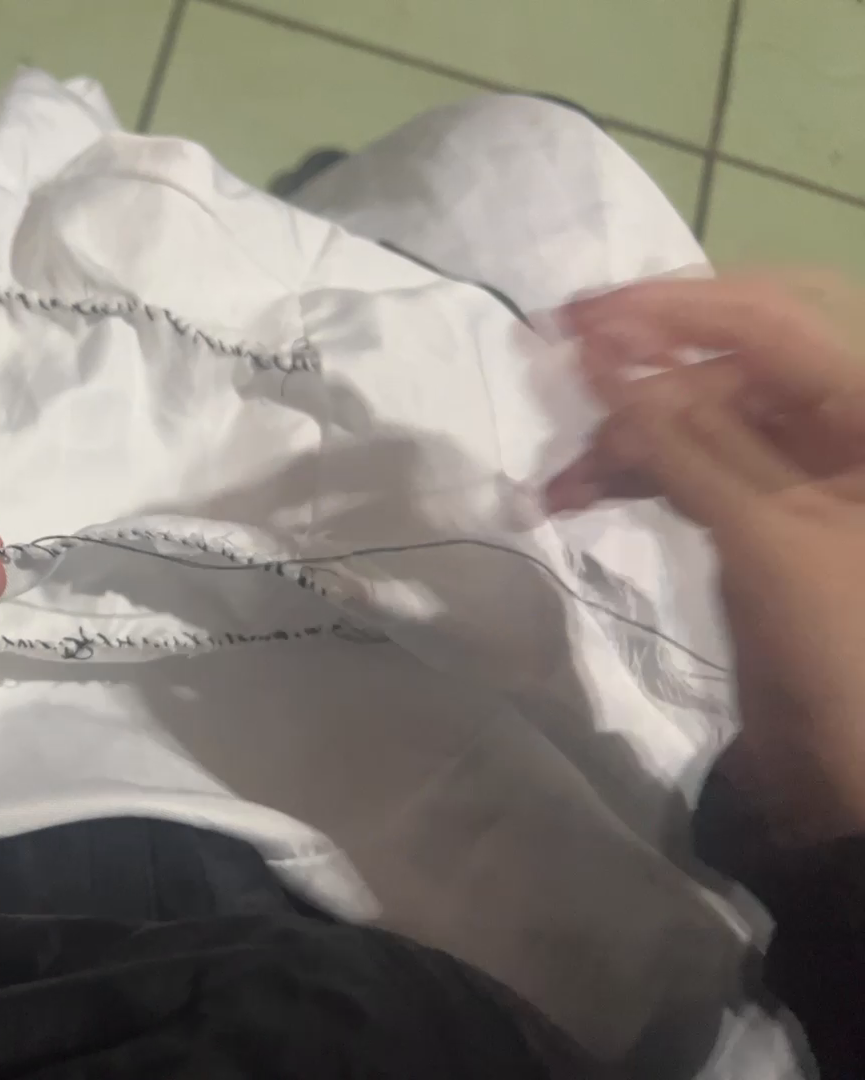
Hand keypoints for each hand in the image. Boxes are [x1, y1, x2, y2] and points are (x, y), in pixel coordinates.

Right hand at [545, 275, 864, 843]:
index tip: (565, 321)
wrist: (862, 763)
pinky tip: (580, 495)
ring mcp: (811, 469)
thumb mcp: (767, 533)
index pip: (773, 322)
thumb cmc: (847, 646)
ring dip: (619, 440)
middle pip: (730, 364)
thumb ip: (684, 438)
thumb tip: (600, 356)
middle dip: (635, 381)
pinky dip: (629, 471)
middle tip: (552, 398)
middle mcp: (855, 427)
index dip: (670, 308)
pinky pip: (688, 461)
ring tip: (557, 488)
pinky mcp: (767, 508)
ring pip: (696, 416)